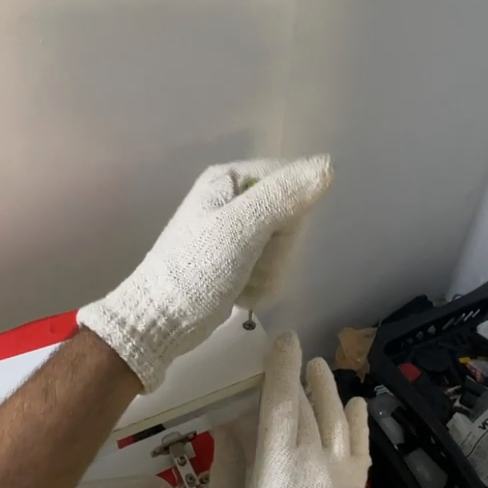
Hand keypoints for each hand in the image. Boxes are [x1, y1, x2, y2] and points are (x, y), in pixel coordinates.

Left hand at [79, 156, 332, 391]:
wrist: (160, 323)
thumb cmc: (194, 271)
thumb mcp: (240, 229)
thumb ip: (282, 196)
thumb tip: (327, 165)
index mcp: (229, 179)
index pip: (291, 180)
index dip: (290, 211)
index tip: (269, 233)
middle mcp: (235, 199)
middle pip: (292, 217)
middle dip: (279, 249)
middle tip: (251, 261)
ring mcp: (237, 233)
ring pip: (286, 248)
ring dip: (270, 272)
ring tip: (242, 281)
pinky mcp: (239, 261)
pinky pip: (274, 268)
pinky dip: (262, 284)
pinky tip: (240, 292)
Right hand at [204, 331, 370, 487]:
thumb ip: (229, 464)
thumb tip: (232, 425)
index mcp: (276, 465)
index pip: (283, 400)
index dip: (283, 366)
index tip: (283, 342)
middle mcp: (313, 462)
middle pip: (309, 407)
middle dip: (301, 377)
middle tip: (293, 358)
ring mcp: (341, 477)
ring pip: (338, 420)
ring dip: (329, 390)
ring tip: (320, 369)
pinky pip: (359, 448)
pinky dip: (358, 422)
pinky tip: (355, 404)